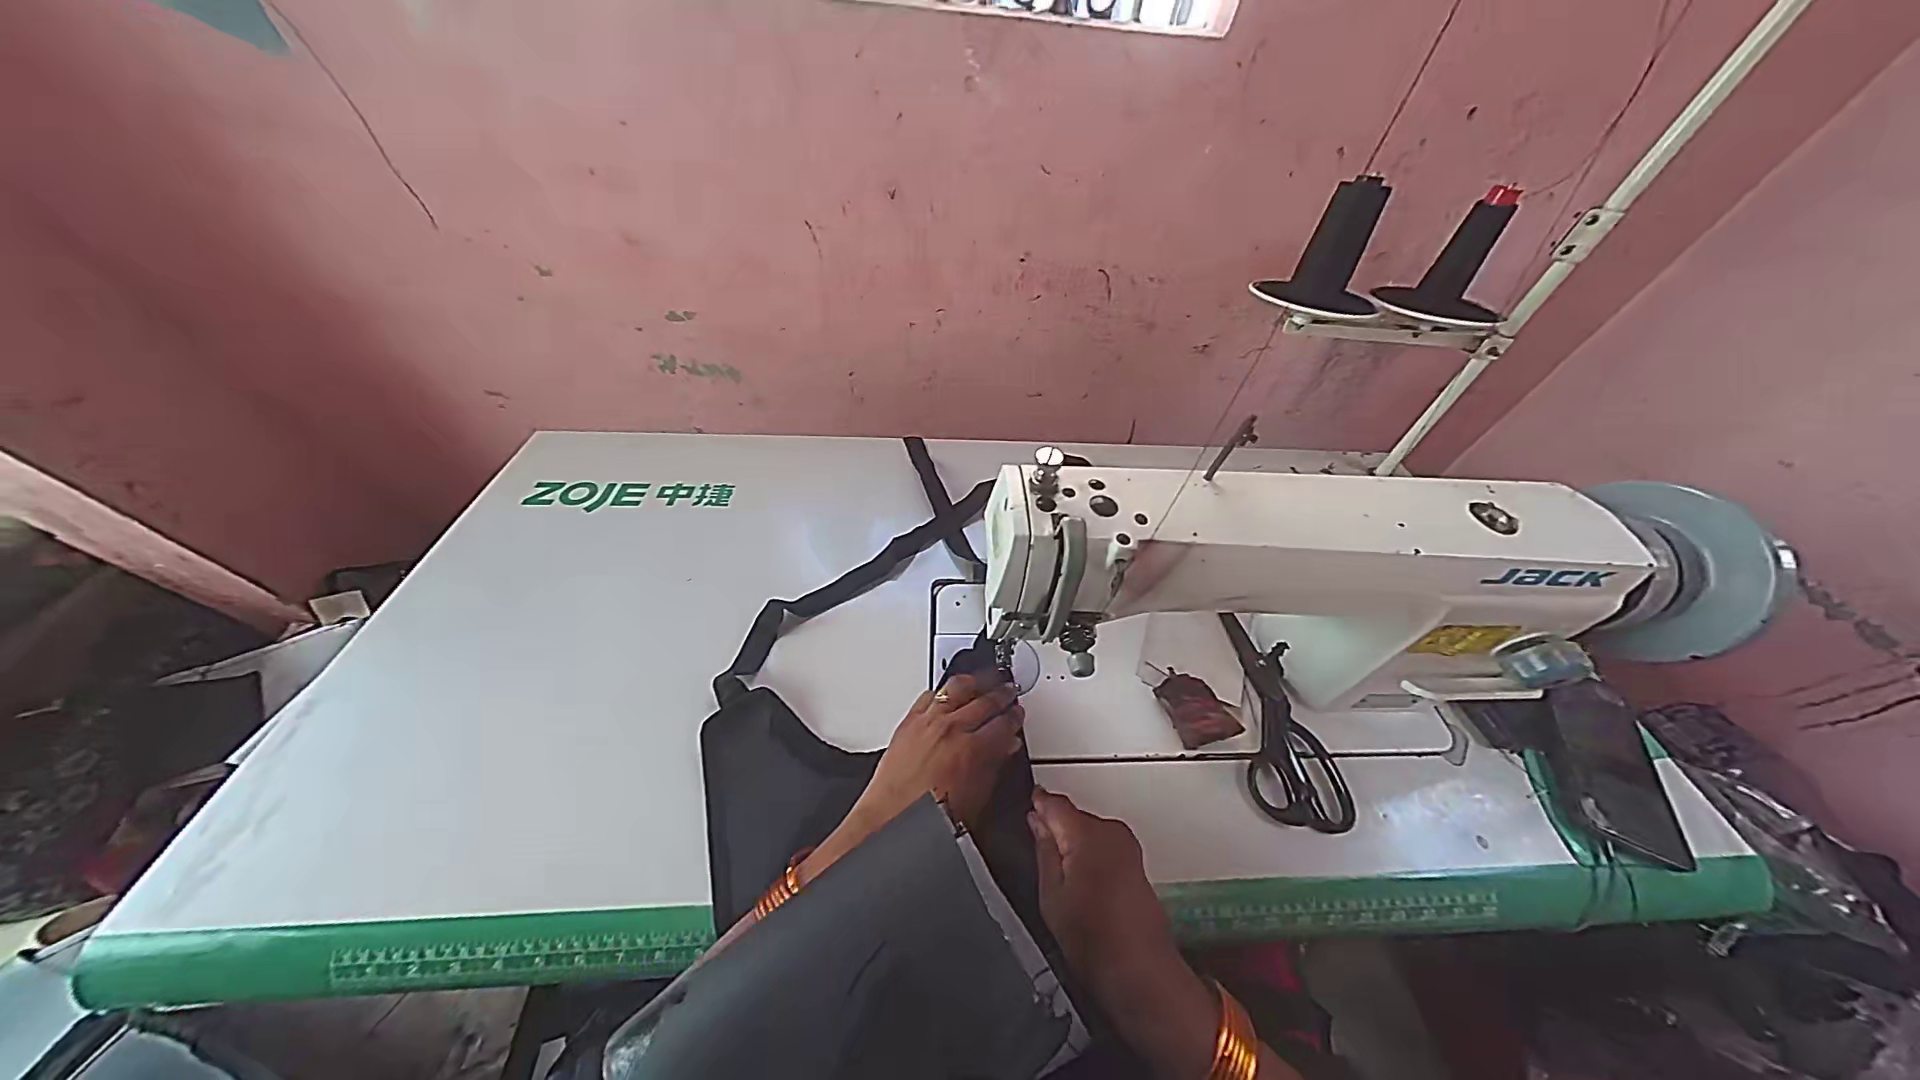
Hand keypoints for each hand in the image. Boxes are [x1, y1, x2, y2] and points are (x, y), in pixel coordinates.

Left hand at [800, 674, 1023, 883]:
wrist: (891, 819)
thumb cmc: (928, 818)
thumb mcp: (978, 799)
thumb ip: (995, 767)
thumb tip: (1006, 751)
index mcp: (973, 749)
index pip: (1004, 723)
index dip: (1015, 717)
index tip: (1017, 714)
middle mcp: (951, 729)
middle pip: (985, 700)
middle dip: (1002, 694)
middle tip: (1009, 691)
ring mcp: (928, 722)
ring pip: (957, 688)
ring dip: (974, 682)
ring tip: (983, 679)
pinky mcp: (908, 721)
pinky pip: (929, 695)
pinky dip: (943, 690)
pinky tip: (948, 691)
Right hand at [1030, 789, 1219, 1079]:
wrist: (1138, 970)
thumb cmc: (1094, 939)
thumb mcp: (1051, 893)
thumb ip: (1043, 848)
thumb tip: (1037, 821)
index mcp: (1086, 833)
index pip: (1054, 802)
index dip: (1037, 804)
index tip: (1028, 809)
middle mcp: (1111, 831)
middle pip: (1073, 815)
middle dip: (1056, 829)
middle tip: (1040, 856)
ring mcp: (1127, 845)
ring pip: (1089, 830)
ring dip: (1075, 844)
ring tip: (1065, 881)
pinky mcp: (1137, 860)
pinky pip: (1105, 845)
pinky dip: (1093, 856)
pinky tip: (1085, 886)